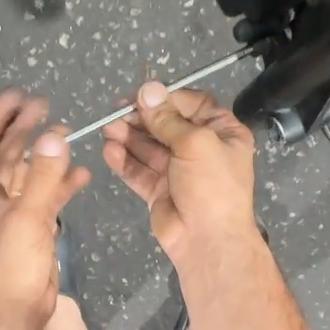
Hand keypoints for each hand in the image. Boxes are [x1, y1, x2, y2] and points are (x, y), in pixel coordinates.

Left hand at [0, 90, 90, 328]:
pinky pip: (46, 198)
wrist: (18, 309)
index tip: (17, 95)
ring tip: (67, 132)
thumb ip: (42, 177)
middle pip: (5, 155)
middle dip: (23, 129)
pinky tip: (82, 175)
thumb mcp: (28, 217)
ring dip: (44, 155)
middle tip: (44, 105)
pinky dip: (61, 185)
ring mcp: (13, 214)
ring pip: (27, 175)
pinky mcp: (32, 229)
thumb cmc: (14, 264)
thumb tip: (54, 136)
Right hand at [101, 82, 255, 260]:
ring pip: (149, 148)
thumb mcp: (195, 144)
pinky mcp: (159, 191)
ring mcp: (178, 171)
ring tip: (107, 129)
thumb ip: (167, 119)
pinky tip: (109, 151)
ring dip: (128, 137)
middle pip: (166, 126)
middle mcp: (200, 149)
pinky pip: (140, 171)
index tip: (141, 96)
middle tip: (117, 112)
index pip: (191, 105)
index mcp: (221, 132)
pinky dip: (124, 161)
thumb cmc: (211, 186)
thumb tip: (147, 89)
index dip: (166, 99)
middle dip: (142, 118)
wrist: (208, 240)